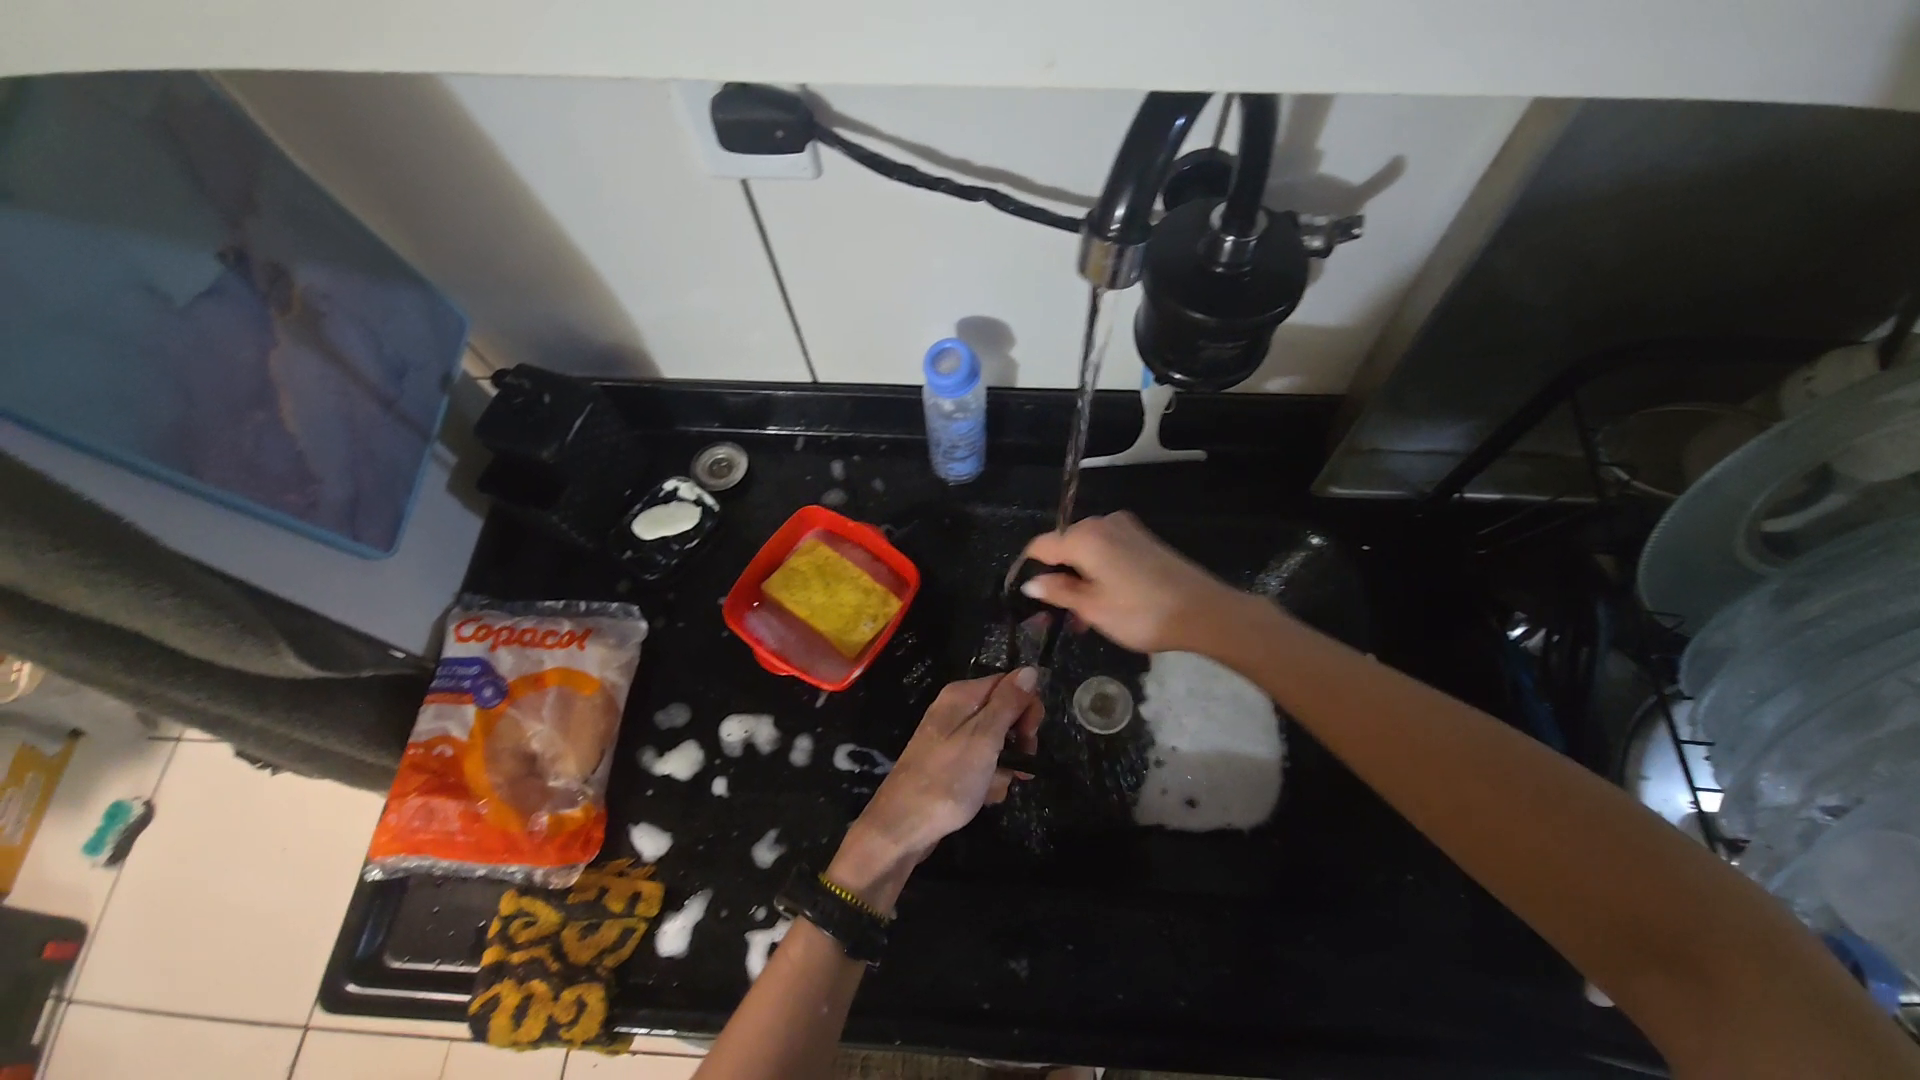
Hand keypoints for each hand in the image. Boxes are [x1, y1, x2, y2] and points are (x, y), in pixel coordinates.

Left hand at [844, 670, 1043, 877]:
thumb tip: (1029, 669)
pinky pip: (981, 764)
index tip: (1030, 737)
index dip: (1027, 708)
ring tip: (993, 788)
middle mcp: (955, 711)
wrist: (903, 827)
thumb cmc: (946, 780)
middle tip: (1019, 766)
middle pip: (1004, 714)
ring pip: (996, 744)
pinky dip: (988, 780)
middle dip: (1017, 742)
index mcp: (962, 696)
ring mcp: (951, 739)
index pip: (1010, 684)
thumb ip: (1007, 704)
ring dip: (1003, 767)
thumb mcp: (983, 739)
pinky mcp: (950, 765)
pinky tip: (983, 797)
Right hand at [1020, 512, 1246, 654]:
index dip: (1031, 571)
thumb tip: (1031, 583)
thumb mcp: (1092, 608)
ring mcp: (1126, 529)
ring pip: (1087, 551)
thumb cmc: (1141, 612)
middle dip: (1059, 579)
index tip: (1032, 601)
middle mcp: (1102, 523)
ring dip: (1081, 580)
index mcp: (1084, 537)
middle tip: (1062, 617)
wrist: (1202, 612)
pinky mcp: (1144, 539)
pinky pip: (1108, 552)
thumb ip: (1058, 591)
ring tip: (1086, 618)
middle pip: (1065, 546)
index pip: (1040, 546)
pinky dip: (1100, 573)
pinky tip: (1108, 602)